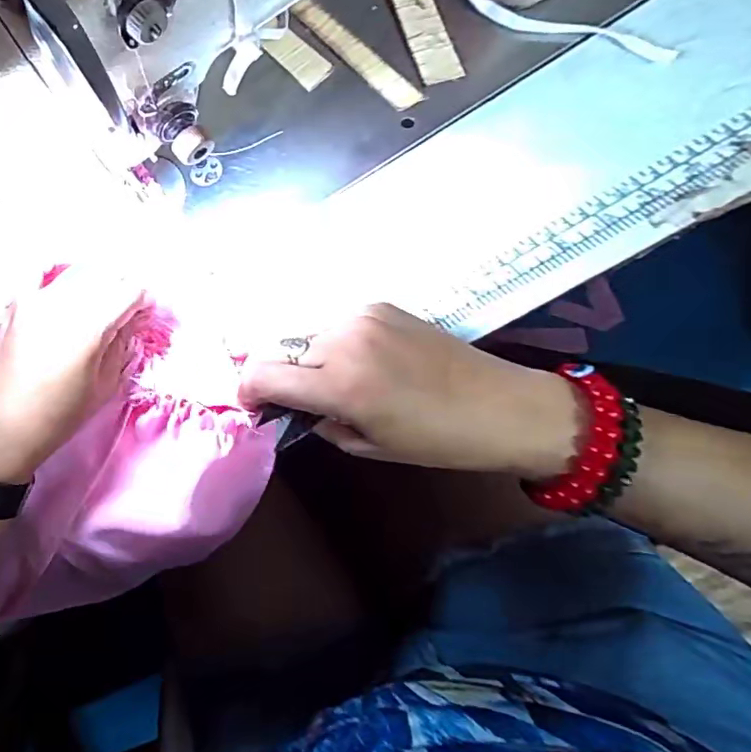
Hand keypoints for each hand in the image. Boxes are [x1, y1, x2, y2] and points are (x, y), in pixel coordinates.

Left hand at [0, 266, 146, 483]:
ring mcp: (38, 298)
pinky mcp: (18, 302)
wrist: (3, 427)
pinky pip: (42, 272)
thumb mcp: (105, 384)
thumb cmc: (60, 416)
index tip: (144, 317)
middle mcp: (64, 303)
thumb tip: (134, 319)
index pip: (130, 291)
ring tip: (98, 307)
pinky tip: (66, 285)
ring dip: (97, 284)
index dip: (143, 302)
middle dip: (122, 291)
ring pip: (80, 272)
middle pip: (108, 276)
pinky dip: (58, 273)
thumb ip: (123, 343)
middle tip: (125, 314)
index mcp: (90, 327)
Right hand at [239, 304, 582, 477]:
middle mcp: (344, 339)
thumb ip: (321, 421)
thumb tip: (296, 405)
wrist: (502, 404)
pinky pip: (336, 323)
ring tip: (334, 379)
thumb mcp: (369, 446)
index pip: (263, 374)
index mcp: (341, 383)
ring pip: (307, 334)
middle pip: (279, 349)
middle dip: (276, 375)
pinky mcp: (380, 304)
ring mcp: (362, 315)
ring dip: (306, 357)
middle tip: (292, 397)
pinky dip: (334, 342)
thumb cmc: (436, 440)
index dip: (248, 391)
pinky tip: (362, 361)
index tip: (255, 406)